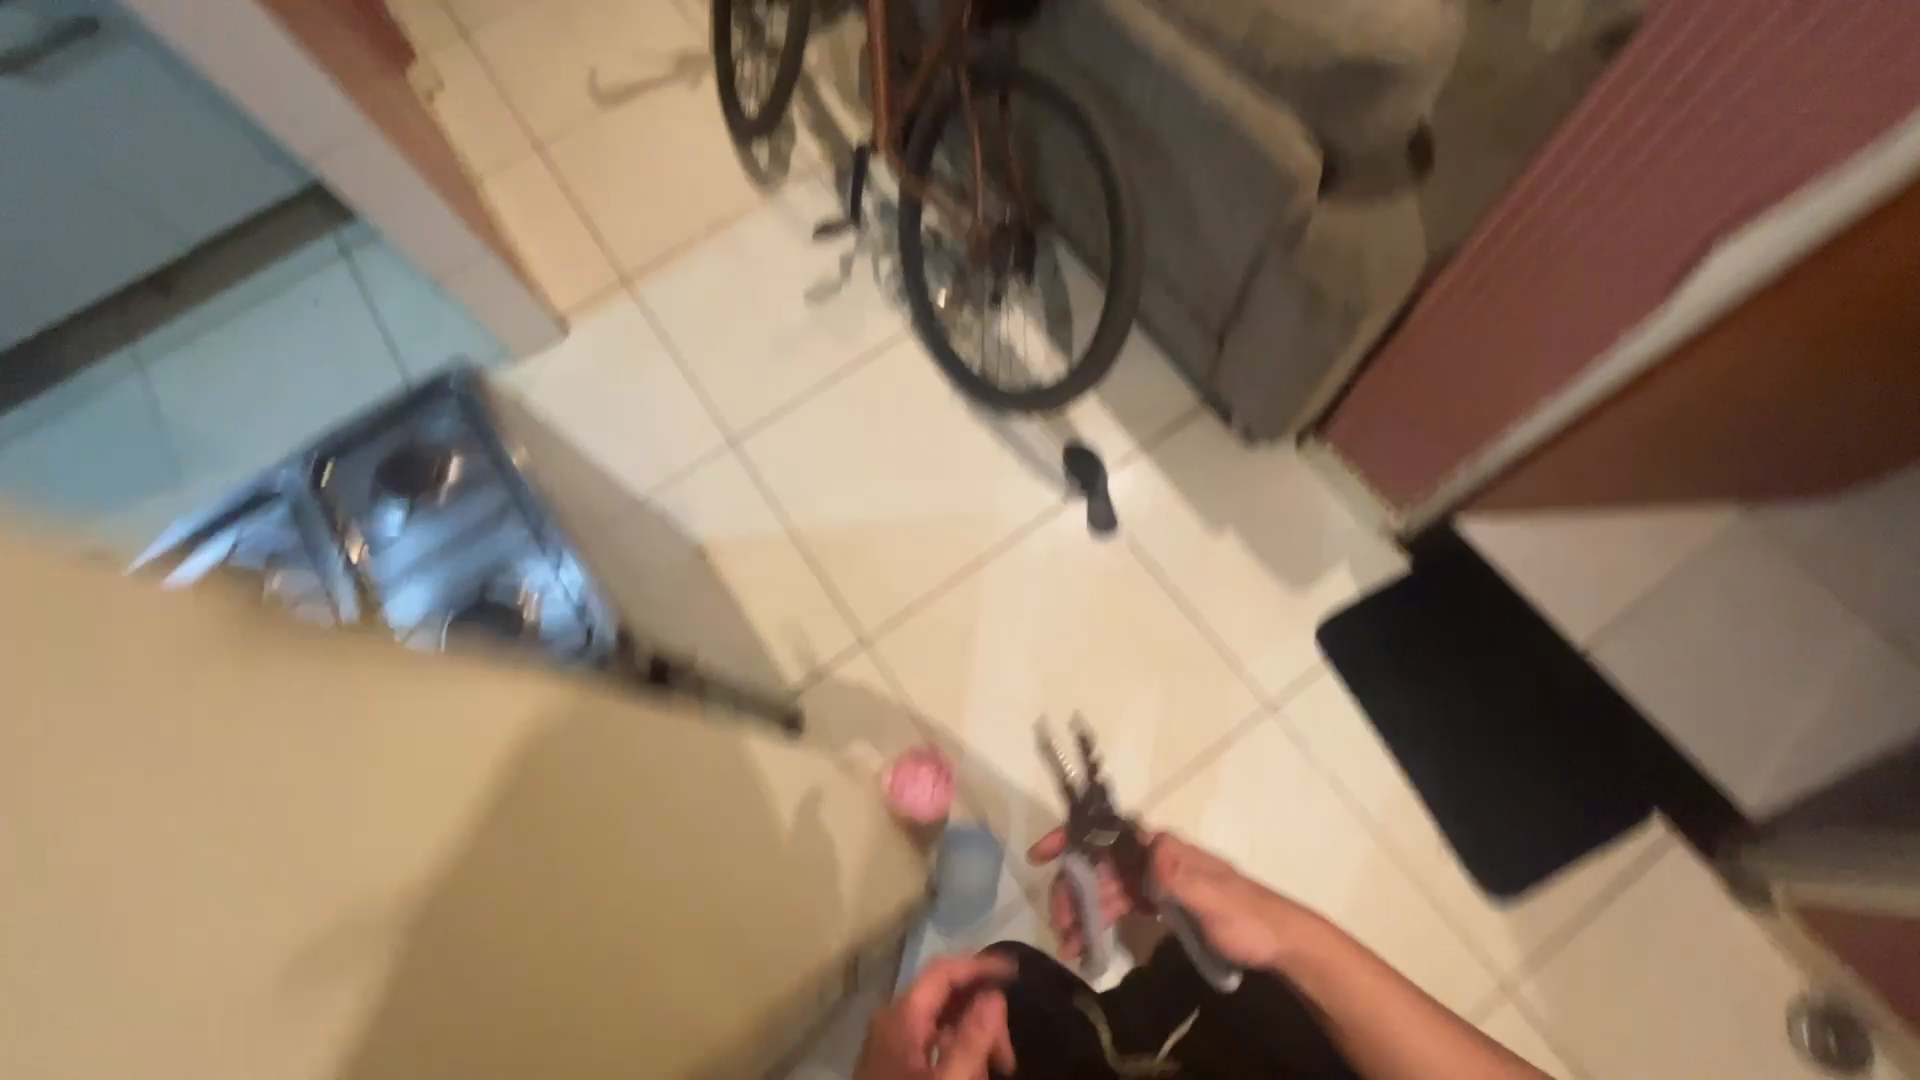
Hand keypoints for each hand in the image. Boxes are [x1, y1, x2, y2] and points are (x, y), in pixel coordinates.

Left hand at [853, 953, 1017, 1079]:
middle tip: (1007, 1058)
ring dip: (972, 1038)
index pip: (944, 972)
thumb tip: (994, 996)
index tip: (1016, 972)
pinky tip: (973, 1072)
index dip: (980, 966)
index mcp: (901, 1017)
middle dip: (981, 1016)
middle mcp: (893, 1021)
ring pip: (942, 1022)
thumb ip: (972, 1040)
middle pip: (945, 996)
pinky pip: (933, 1044)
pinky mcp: (895, 1066)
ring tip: (997, 1069)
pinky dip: (958, 1053)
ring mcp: (892, 1043)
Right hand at [1027, 828, 1310, 972]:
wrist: (1279, 943)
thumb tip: (1151, 844)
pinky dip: (1099, 922)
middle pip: (1098, 864)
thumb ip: (1182, 876)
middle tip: (1061, 929)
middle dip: (1072, 890)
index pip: (1107, 832)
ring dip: (1082, 912)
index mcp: (1162, 847)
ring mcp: (1154, 879)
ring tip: (1071, 946)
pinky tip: (1089, 945)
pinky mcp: (1158, 902)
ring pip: (1104, 886)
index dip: (1071, 838)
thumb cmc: (1248, 916)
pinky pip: (1118, 905)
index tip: (1040, 855)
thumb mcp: (1216, 898)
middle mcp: (1152, 856)